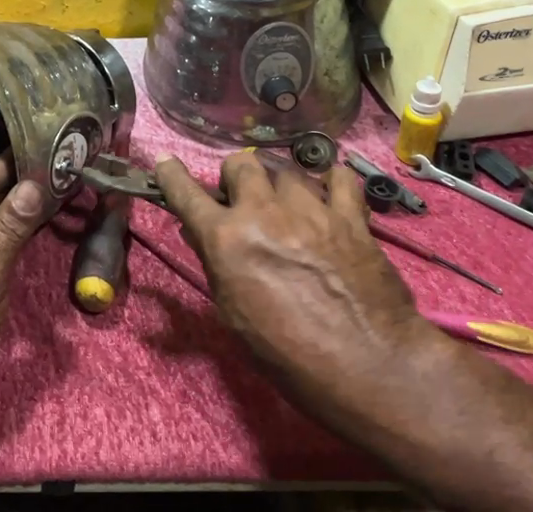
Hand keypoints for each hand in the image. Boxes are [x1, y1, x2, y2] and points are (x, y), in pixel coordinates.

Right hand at [155, 150, 430, 399]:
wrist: (367, 368)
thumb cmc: (287, 354)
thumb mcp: (233, 313)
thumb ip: (216, 263)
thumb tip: (201, 233)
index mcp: (226, 238)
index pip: (185, 192)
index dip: (170, 175)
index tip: (165, 164)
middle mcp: (263, 212)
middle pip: (241, 163)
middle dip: (237, 179)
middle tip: (245, 203)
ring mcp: (310, 209)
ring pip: (286, 169)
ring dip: (281, 185)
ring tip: (290, 207)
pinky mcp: (351, 216)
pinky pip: (339, 179)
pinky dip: (331, 184)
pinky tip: (331, 199)